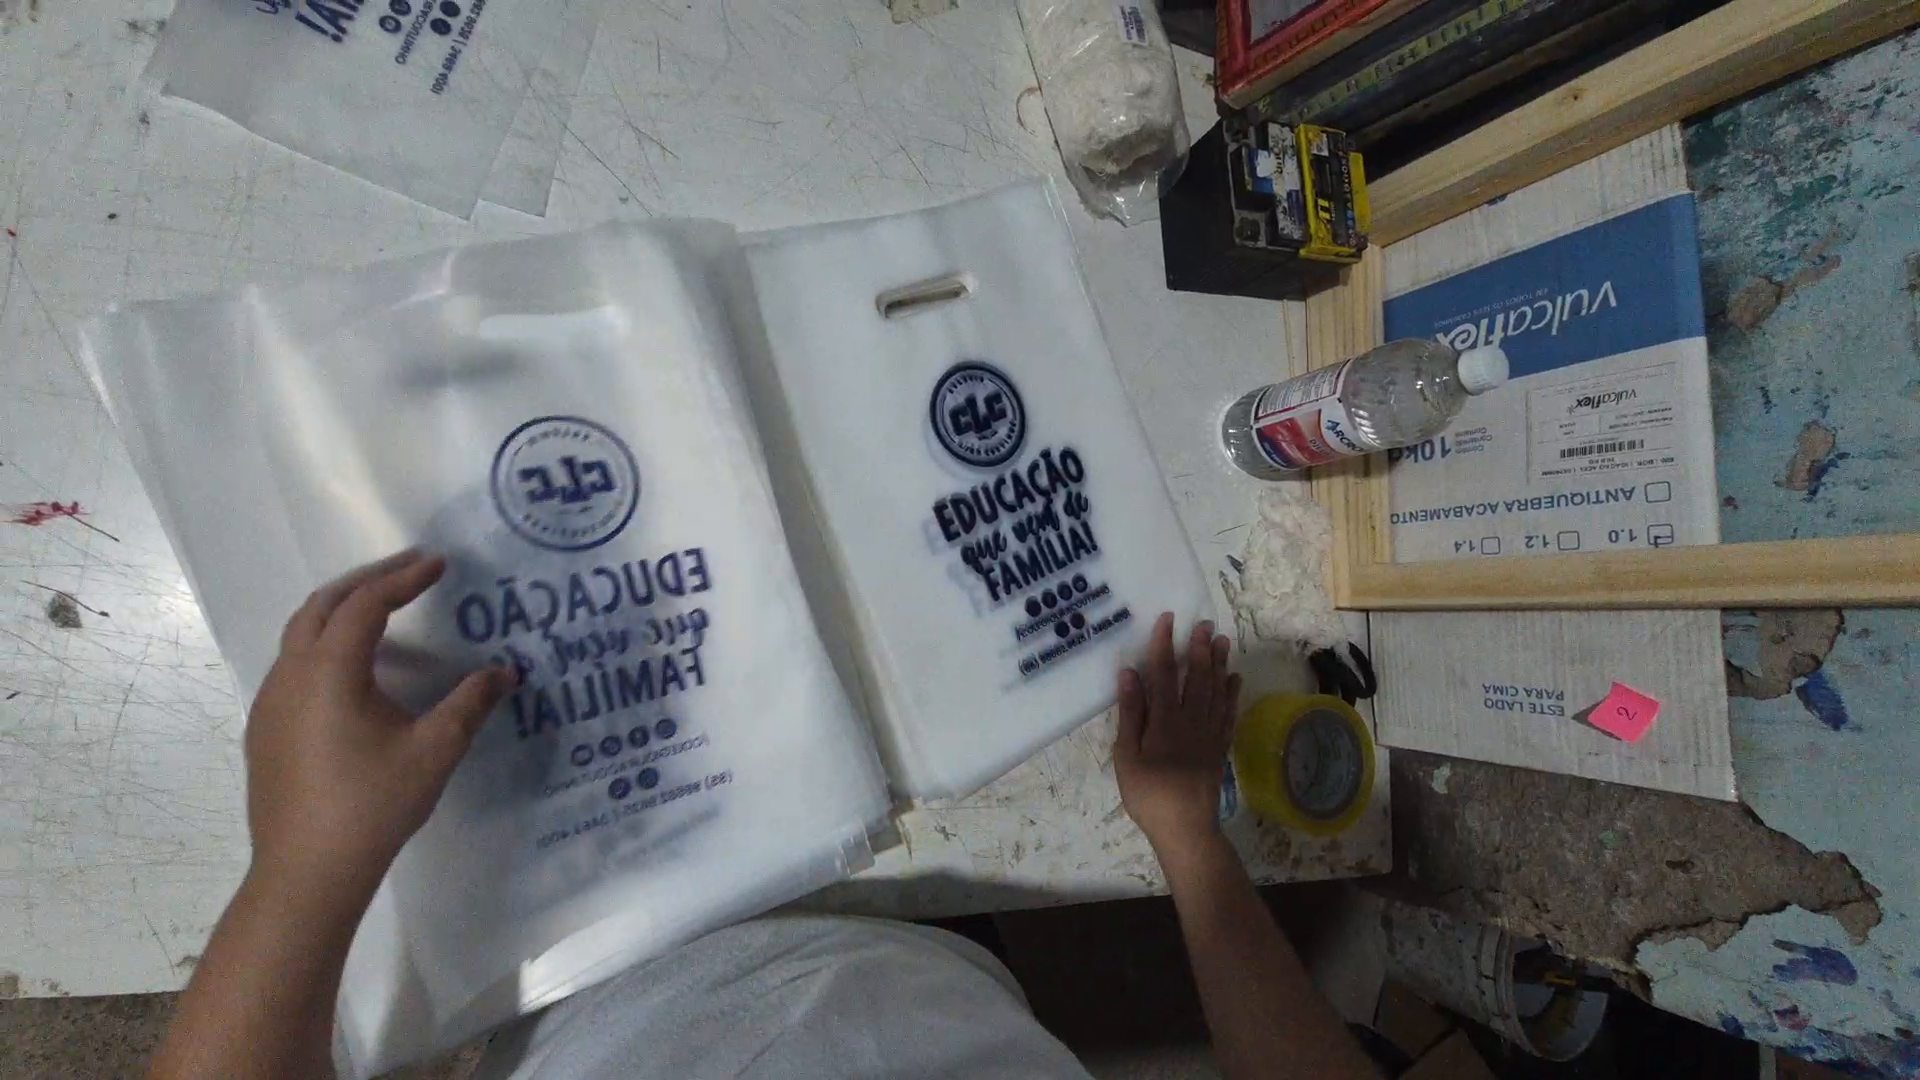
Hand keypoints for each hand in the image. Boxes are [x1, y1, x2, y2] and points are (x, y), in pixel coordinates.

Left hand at [244, 550, 515, 911]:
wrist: (307, 873)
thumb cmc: (375, 802)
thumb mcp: (437, 748)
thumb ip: (472, 701)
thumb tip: (506, 672)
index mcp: (328, 676)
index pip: (363, 607)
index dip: (403, 579)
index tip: (440, 563)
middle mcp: (289, 680)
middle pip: (319, 608)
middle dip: (366, 580)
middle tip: (413, 568)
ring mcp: (271, 706)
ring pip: (300, 635)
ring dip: (343, 608)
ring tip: (388, 603)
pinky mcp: (268, 729)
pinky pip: (296, 663)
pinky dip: (330, 640)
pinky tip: (361, 662)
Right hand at [1114, 612, 1241, 852]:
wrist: (1186, 830)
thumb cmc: (1148, 794)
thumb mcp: (1126, 756)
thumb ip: (1130, 713)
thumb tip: (1130, 674)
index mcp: (1164, 721)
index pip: (1165, 674)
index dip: (1165, 645)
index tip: (1168, 620)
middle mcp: (1191, 721)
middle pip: (1198, 678)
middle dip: (1200, 648)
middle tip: (1205, 623)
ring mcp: (1209, 734)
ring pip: (1216, 692)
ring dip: (1219, 664)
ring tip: (1223, 640)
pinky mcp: (1219, 748)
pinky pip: (1228, 714)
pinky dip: (1231, 694)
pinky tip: (1234, 679)